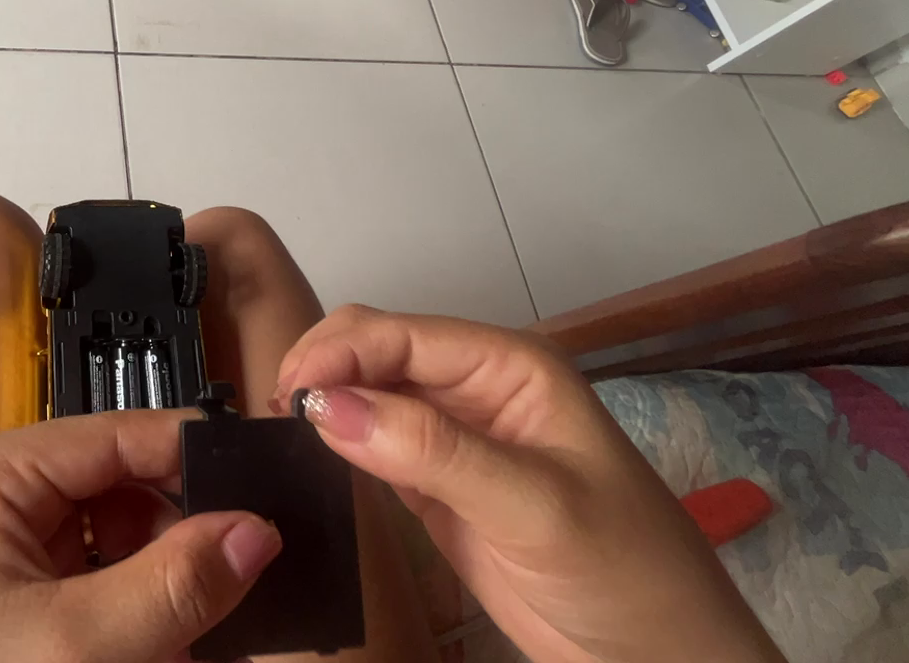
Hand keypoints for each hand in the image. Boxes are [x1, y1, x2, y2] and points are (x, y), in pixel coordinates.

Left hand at [0, 409, 282, 662]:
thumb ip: (173, 585)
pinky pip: (96, 577)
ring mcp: (6, 541)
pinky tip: (168, 641)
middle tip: (244, 570)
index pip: (113, 433)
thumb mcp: (76, 647)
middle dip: (178, 531)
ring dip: (162, 577)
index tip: (262, 481)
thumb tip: (256, 531)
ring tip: (206, 620)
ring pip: (115, 535)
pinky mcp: (16, 589)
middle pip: (119, 485)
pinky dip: (136, 608)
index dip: (188, 452)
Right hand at [275, 307, 784, 662]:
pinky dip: (335, 437)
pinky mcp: (430, 474)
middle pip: (374, 347)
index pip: (400, 332)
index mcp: (505, 364)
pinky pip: (369, 436)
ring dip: (324, 398)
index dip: (339, 351)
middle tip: (282, 413)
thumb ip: (431, 450)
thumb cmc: (626, 577)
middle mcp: (470, 382)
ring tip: (286, 430)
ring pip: (364, 387)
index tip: (291, 393)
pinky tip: (312, 452)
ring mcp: (449, 428)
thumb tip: (325, 405)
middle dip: (324, 366)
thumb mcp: (535, 508)